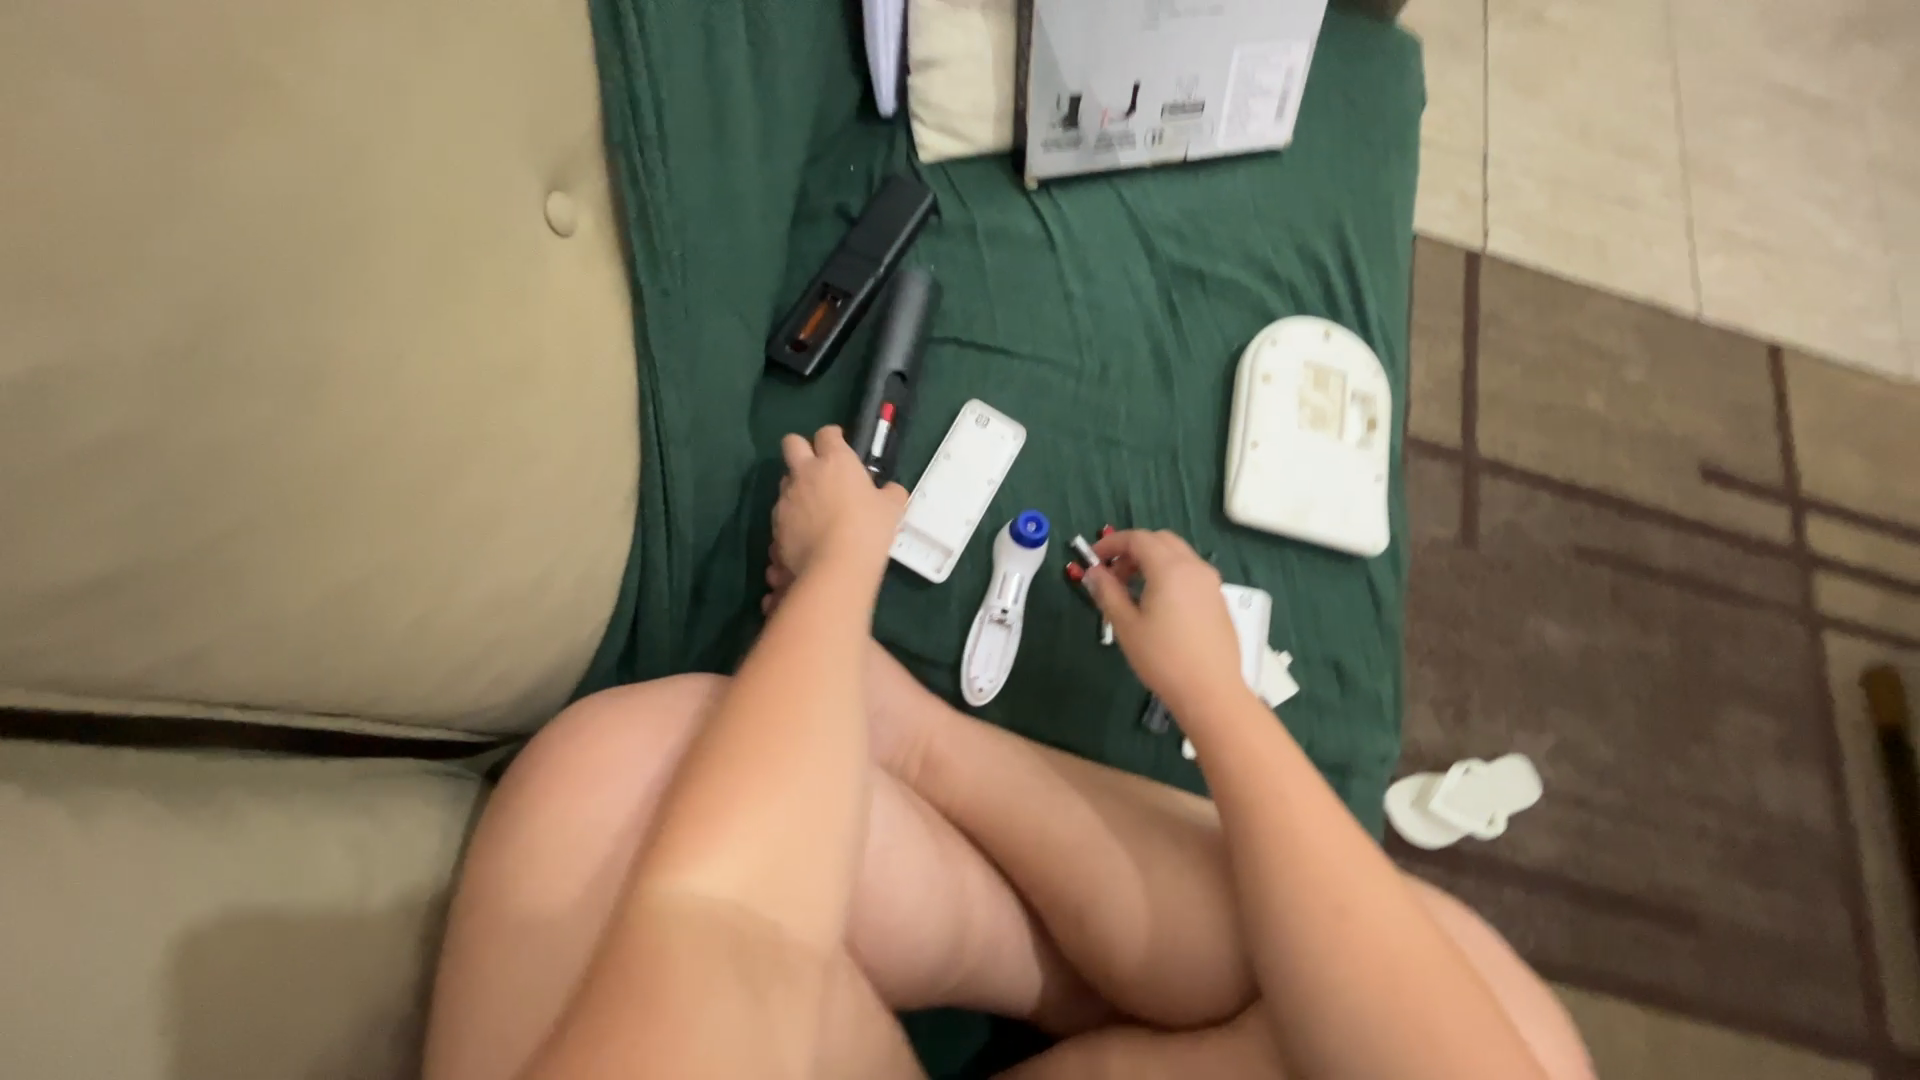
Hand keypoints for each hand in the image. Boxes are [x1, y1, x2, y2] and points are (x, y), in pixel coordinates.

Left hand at [772, 426, 907, 583]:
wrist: (835, 568)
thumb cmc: (868, 529)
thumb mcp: (892, 509)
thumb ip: (890, 493)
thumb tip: (891, 490)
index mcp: (835, 461)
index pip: (827, 433)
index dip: (833, 437)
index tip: (841, 445)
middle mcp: (805, 472)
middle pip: (792, 443)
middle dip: (801, 449)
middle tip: (817, 467)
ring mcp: (786, 498)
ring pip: (785, 480)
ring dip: (797, 487)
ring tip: (814, 508)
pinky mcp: (775, 524)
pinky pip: (782, 513)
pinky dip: (792, 518)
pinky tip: (806, 534)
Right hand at [1083, 530, 1246, 713]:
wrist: (1211, 691)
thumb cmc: (1162, 658)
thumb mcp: (1126, 625)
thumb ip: (1107, 592)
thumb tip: (1093, 572)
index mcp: (1170, 568)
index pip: (1137, 538)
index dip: (1111, 543)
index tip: (1093, 559)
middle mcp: (1194, 567)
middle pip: (1160, 540)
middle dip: (1132, 549)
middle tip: (1113, 574)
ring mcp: (1210, 583)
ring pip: (1177, 555)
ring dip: (1151, 560)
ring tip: (1132, 590)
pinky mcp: (1218, 599)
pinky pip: (1190, 572)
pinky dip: (1169, 573)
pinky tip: (1158, 604)